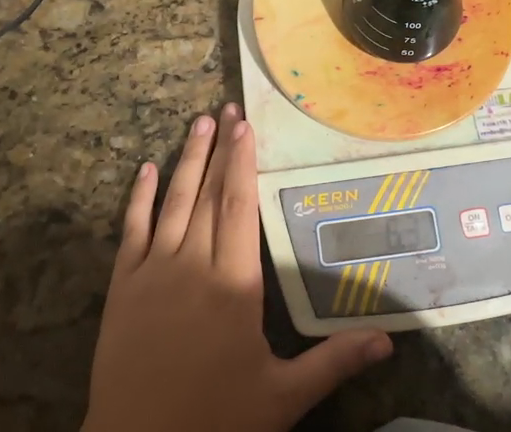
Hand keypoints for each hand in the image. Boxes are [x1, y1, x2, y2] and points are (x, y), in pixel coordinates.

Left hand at [82, 105, 393, 431]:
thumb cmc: (215, 418)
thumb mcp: (282, 397)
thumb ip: (333, 362)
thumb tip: (387, 339)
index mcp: (234, 283)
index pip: (240, 206)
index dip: (243, 162)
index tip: (246, 125)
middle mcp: (193, 264)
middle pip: (208, 194)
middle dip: (219, 149)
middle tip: (226, 108)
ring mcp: (153, 271)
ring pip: (172, 202)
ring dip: (186, 160)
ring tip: (197, 124)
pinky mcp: (122, 286)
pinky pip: (131, 230)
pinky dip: (139, 197)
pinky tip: (145, 169)